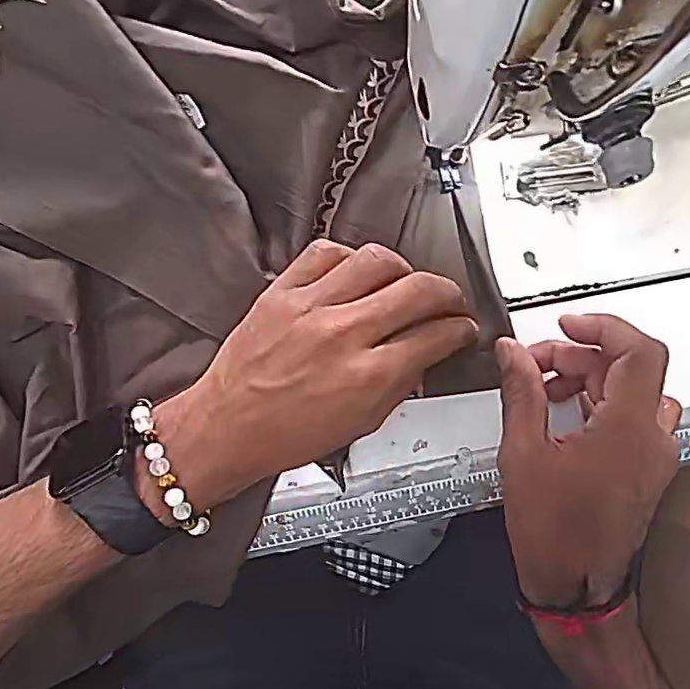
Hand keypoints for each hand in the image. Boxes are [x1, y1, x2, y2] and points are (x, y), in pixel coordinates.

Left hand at [152, 240, 478, 508]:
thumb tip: (426, 354)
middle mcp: (342, 335)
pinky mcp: (281, 293)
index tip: (463, 328)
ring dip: (405, 270)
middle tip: (449, 302)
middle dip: (449, 295)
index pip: (436, 335)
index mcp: (367, 377)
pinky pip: (326, 253)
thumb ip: (400, 385)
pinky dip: (350, 258)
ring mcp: (309, 308)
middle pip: (419, 290)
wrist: (226, 428)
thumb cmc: (284, 436)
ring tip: (405, 283)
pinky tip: (355, 273)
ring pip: (378, 260)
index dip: (461, 329)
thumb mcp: (360, 423)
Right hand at [496, 314, 681, 606]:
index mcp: (626, 430)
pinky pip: (633, 416)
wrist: (576, 586)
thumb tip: (513, 354)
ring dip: (589, 378)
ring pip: (632, 391)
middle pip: (628, 368)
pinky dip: (601, 402)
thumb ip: (521, 392)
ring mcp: (655, 454)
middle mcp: (652, 438)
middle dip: (579, 356)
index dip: (602, 326)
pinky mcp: (648, 467)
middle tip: (533, 364)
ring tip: (544, 389)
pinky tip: (564, 413)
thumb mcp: (522, 453)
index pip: (637, 350)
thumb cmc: (554, 533)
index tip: (567, 324)